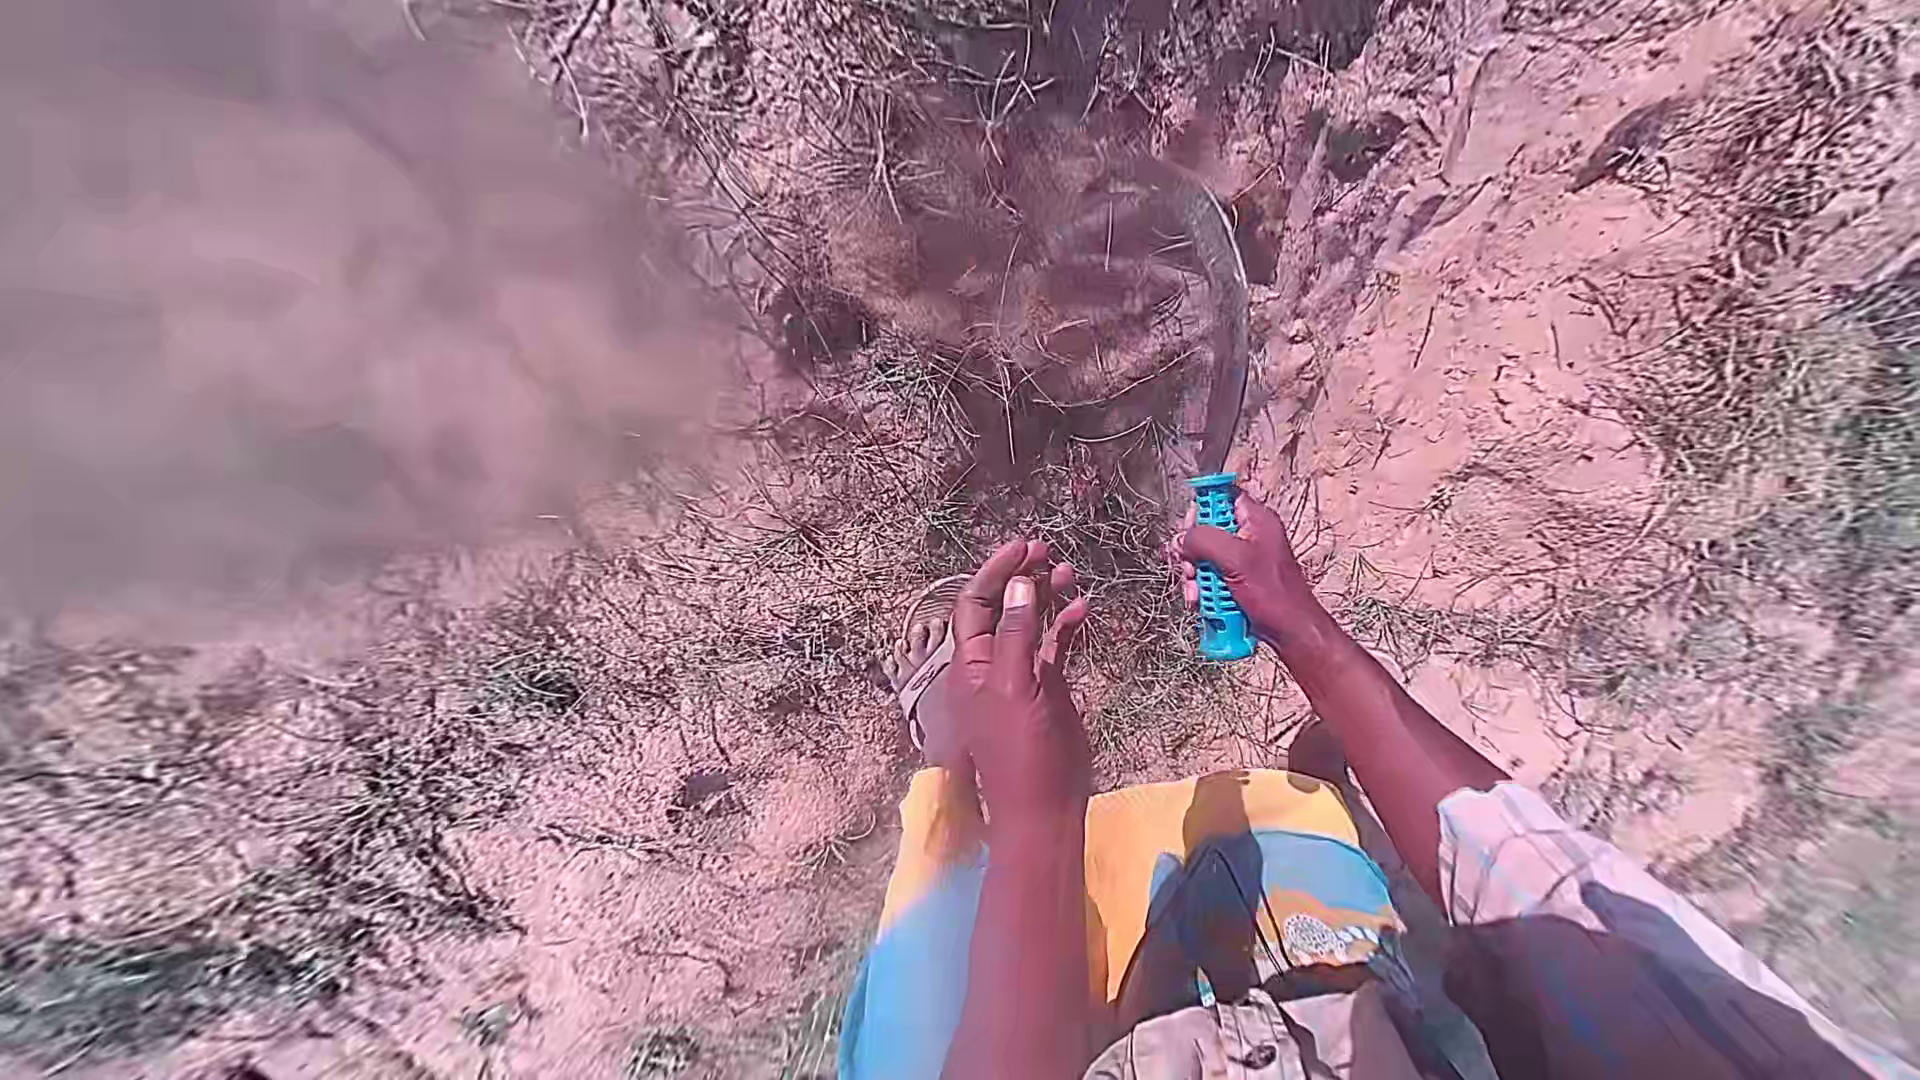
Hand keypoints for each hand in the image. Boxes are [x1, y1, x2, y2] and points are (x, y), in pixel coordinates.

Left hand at [946, 539, 1091, 826]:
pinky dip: (1065, 625)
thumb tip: (1017, 584)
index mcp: (971, 661)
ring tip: (1068, 571)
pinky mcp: (1046, 685)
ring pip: (1030, 621)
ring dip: (1046, 595)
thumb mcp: (1014, 685)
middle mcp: (992, 661)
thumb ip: (1015, 634)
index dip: (995, 571)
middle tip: (1046, 551)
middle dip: (1021, 577)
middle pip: (1002, 606)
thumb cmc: (1021, 749)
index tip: (1022, 547)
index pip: (976, 602)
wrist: (1045, 805)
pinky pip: (1054, 645)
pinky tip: (1082, 609)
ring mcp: (1020, 672)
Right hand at [1174, 493, 1329, 652]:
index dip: (1201, 509)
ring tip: (1196, 593)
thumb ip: (1204, 540)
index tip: (1190, 529)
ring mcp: (1239, 558)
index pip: (1220, 496)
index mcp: (1255, 519)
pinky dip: (1200, 589)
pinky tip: (1200, 601)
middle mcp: (1246, 534)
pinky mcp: (1233, 579)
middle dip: (1191, 551)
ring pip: (1201, 556)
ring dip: (1193, 575)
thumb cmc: (1273, 594)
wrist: (1289, 633)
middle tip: (1191, 568)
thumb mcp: (1236, 559)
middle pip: (1203, 529)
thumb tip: (1180, 539)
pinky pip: (1206, 576)